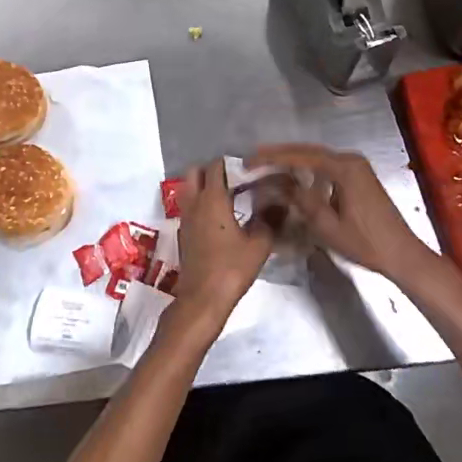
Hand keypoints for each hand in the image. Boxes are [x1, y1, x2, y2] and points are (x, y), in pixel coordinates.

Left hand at [172, 159, 274, 317]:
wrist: (203, 298)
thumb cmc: (232, 268)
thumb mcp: (259, 244)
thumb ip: (269, 220)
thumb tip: (278, 204)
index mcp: (212, 198)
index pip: (217, 166)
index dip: (232, 163)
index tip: (249, 169)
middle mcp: (194, 202)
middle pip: (195, 172)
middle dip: (212, 170)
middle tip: (234, 180)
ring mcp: (185, 217)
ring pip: (189, 188)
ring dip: (203, 186)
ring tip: (227, 197)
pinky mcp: (183, 232)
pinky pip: (189, 205)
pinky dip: (200, 203)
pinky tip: (219, 217)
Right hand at [249, 144, 434, 281]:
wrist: (402, 254)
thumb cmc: (366, 243)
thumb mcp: (327, 225)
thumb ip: (302, 200)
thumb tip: (277, 184)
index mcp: (345, 168)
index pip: (302, 157)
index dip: (273, 158)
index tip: (251, 160)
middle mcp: (351, 160)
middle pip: (309, 152)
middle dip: (280, 155)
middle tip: (254, 158)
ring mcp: (357, 167)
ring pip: (318, 158)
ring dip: (293, 161)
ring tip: (268, 165)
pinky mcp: (359, 177)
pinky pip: (327, 167)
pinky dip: (308, 169)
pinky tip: (294, 176)